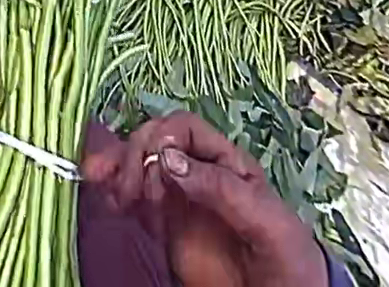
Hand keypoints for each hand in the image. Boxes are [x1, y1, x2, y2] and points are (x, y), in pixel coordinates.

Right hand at [82, 112, 325, 286]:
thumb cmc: (288, 260)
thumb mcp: (267, 222)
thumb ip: (222, 189)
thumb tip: (169, 159)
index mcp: (224, 161)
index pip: (185, 128)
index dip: (166, 136)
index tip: (157, 164)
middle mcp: (195, 172)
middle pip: (155, 141)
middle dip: (136, 154)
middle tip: (129, 188)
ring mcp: (177, 199)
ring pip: (138, 165)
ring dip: (117, 165)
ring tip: (100, 179)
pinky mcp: (164, 228)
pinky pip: (133, 200)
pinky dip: (113, 189)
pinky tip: (103, 193)